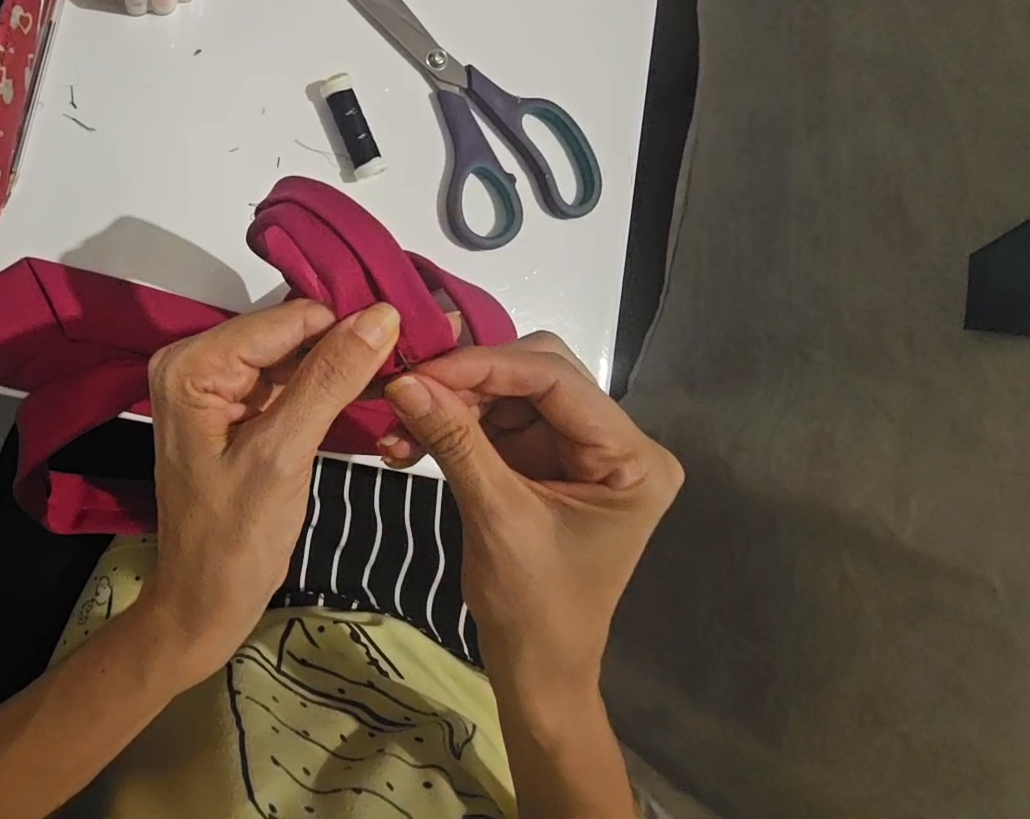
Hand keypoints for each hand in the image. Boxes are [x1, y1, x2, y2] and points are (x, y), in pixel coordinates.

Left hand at [143, 300, 400, 680]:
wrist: (205, 603)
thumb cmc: (233, 541)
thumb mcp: (282, 454)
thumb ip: (329, 380)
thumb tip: (381, 316)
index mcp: (192, 365)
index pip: (285, 320)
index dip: (349, 322)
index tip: (413, 328)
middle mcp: (197, 362)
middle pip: (289, 331)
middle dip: (348, 340)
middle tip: (416, 347)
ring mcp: (217, 384)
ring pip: (295, 354)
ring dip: (344, 361)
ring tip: (406, 362)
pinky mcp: (237, 406)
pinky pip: (290, 379)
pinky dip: (328, 384)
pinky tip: (373, 385)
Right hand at [380, 333, 682, 694]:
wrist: (534, 663)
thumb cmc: (533, 606)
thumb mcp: (494, 516)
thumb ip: (453, 440)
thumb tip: (402, 380)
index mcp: (631, 458)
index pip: (556, 379)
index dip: (485, 365)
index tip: (419, 370)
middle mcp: (612, 441)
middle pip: (534, 374)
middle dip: (467, 381)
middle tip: (408, 393)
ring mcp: (574, 447)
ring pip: (505, 391)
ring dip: (449, 404)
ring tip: (398, 429)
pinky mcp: (540, 456)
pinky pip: (491, 419)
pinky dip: (449, 424)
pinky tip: (409, 441)